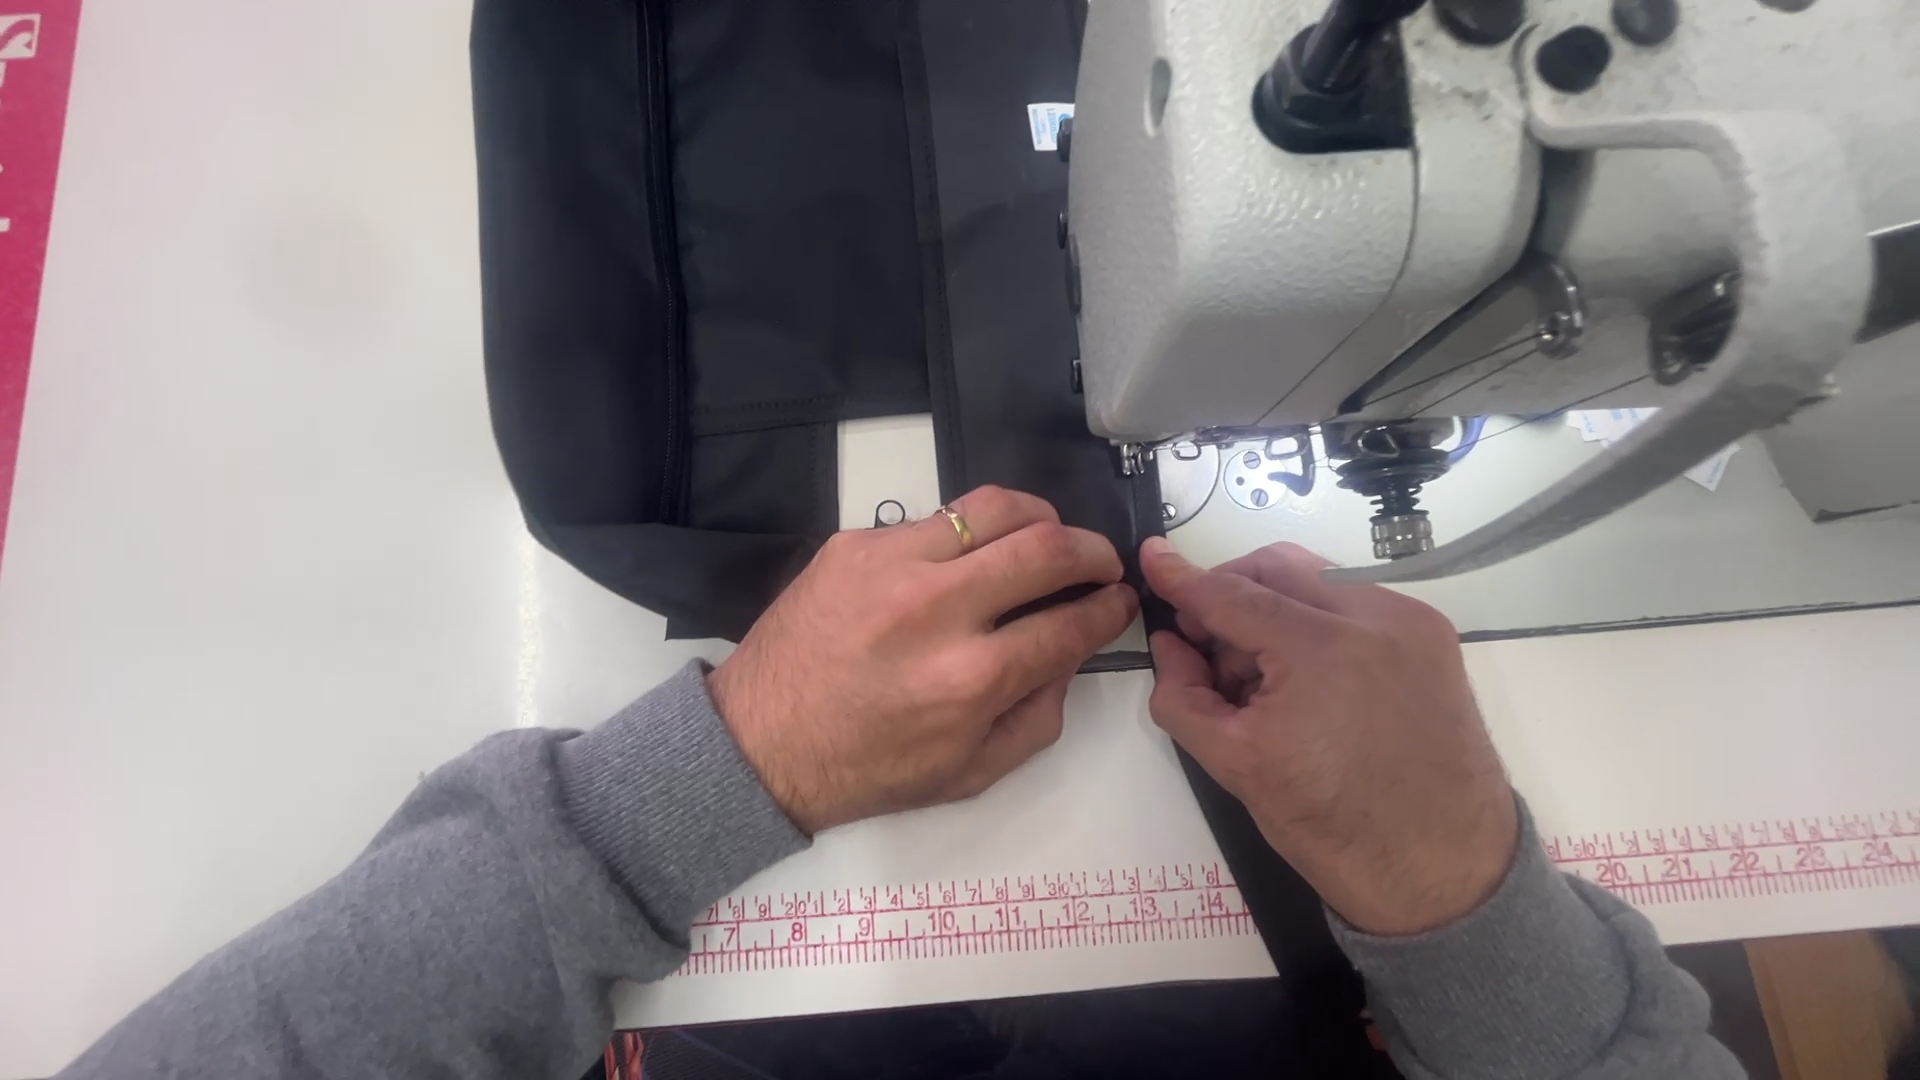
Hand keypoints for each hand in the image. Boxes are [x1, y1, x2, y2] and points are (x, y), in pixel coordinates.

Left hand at [709, 486, 1137, 833]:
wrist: (759, 742)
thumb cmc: (868, 768)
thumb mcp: (970, 773)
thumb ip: (1039, 717)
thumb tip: (1070, 653)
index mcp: (969, 680)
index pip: (1070, 624)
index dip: (1110, 609)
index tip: (1119, 601)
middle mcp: (936, 610)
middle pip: (1045, 549)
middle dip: (1094, 550)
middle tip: (1101, 562)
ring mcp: (891, 564)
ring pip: (994, 506)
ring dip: (1041, 517)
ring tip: (1049, 535)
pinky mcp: (854, 542)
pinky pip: (935, 518)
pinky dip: (969, 532)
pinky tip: (967, 557)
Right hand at [1140, 537, 1516, 935]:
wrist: (1443, 873)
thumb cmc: (1331, 826)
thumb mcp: (1232, 763)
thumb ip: (1181, 693)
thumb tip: (1168, 642)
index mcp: (1321, 650)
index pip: (1231, 596)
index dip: (1182, 577)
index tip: (1151, 556)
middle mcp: (1374, 617)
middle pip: (1275, 566)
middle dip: (1228, 590)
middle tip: (1205, 641)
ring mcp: (1411, 622)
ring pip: (1314, 578)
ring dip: (1270, 607)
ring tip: (1260, 674)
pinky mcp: (1432, 635)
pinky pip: (1351, 602)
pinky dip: (1312, 622)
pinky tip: (1305, 676)